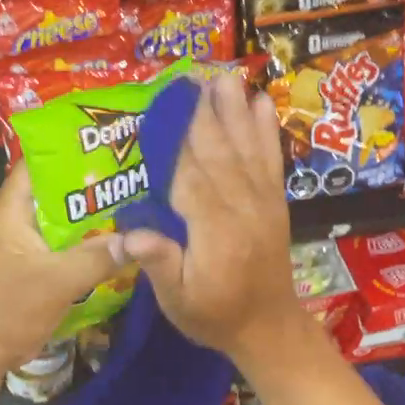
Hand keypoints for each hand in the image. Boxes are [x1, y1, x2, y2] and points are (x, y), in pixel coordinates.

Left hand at [0, 162, 123, 370]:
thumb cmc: (12, 308)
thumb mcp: (61, 280)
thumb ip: (99, 256)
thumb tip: (136, 238)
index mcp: (8, 211)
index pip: (36, 164)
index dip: (68, 152)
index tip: (105, 147)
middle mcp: (8, 220)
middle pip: (49, 190)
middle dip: (85, 185)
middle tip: (126, 177)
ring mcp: (14, 243)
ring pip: (54, 218)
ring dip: (84, 216)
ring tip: (125, 205)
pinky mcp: (22, 264)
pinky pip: (53, 242)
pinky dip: (77, 240)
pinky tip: (107, 242)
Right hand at [121, 73, 304, 360]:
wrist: (268, 328)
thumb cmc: (213, 315)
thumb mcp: (178, 302)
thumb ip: (159, 264)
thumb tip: (130, 233)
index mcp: (214, 233)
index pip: (189, 177)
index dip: (174, 141)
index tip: (162, 106)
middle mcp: (241, 209)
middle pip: (218, 153)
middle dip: (204, 113)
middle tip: (191, 76)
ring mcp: (262, 203)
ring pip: (245, 149)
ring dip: (234, 111)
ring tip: (226, 76)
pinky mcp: (274, 202)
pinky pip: (270, 160)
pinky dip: (266, 130)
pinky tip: (262, 104)